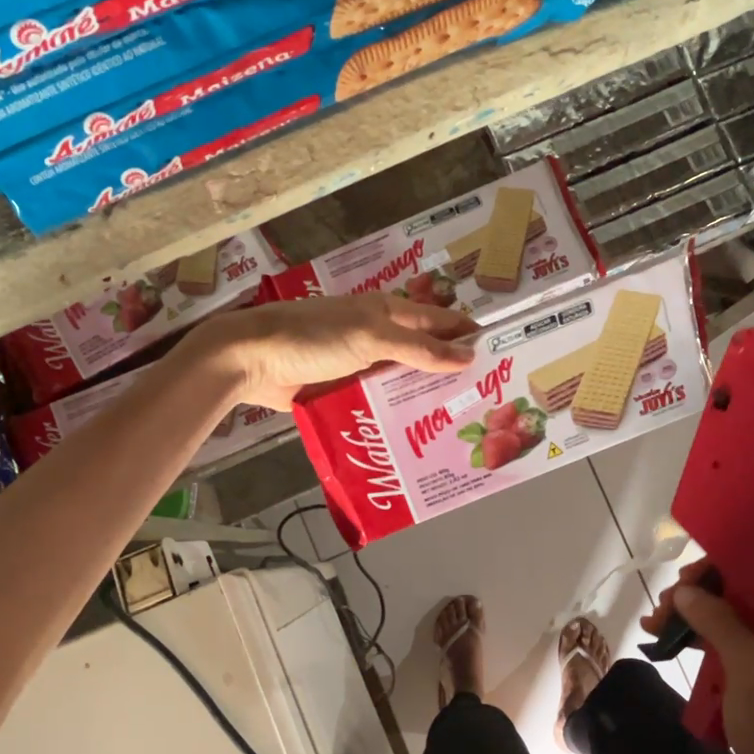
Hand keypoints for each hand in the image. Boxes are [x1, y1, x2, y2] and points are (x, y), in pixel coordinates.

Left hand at [180, 294, 477, 409]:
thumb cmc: (312, 338)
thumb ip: (418, 349)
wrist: (251, 361)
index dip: (467, 337)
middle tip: (487, 404)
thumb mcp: (371, 337)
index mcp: (386, 313)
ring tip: (458, 430)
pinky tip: (414, 441)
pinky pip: (375, 407)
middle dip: (451, 376)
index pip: (438, 323)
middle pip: (422, 357)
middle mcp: (377, 339)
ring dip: (422, 403)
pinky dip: (393, 420)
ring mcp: (358, 368)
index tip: (501, 358)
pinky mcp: (341, 394)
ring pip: (400, 386)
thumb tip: (468, 356)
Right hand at [643, 560, 753, 753]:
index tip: (681, 582)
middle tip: (659, 609)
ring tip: (653, 625)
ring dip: (689, 619)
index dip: (718, 571)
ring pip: (726, 622)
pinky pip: (723, 647)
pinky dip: (696, 641)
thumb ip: (720, 624)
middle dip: (695, 596)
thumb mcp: (749, 670)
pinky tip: (668, 643)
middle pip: (738, 598)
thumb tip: (684, 591)